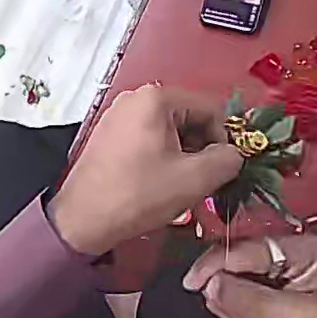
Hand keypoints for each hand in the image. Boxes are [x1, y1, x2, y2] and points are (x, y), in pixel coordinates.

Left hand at [50, 84, 243, 256]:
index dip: (223, 140)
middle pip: (189, 117)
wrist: (82, 220)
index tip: (221, 169)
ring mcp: (120, 114)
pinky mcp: (110, 134)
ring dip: (184, 155)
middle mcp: (136, 97)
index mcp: (156, 97)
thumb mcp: (194, 179)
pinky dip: (163, 157)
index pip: (210, 109)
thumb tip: (235, 154)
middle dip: (202, 148)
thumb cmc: (139, 194)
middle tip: (202, 181)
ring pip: (170, 130)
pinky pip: (150, 138)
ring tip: (180, 186)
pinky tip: (159, 183)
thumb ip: (227, 161)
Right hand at [183, 234, 316, 317]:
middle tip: (213, 302)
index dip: (219, 261)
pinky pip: (221, 285)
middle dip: (216, 277)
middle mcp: (278, 251)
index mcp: (297, 248)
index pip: (247, 246)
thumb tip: (213, 284)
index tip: (196, 281)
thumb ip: (255, 301)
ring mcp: (262, 269)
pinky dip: (220, 301)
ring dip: (218, 291)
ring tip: (234, 316)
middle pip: (231, 252)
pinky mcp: (249, 288)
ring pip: (222, 268)